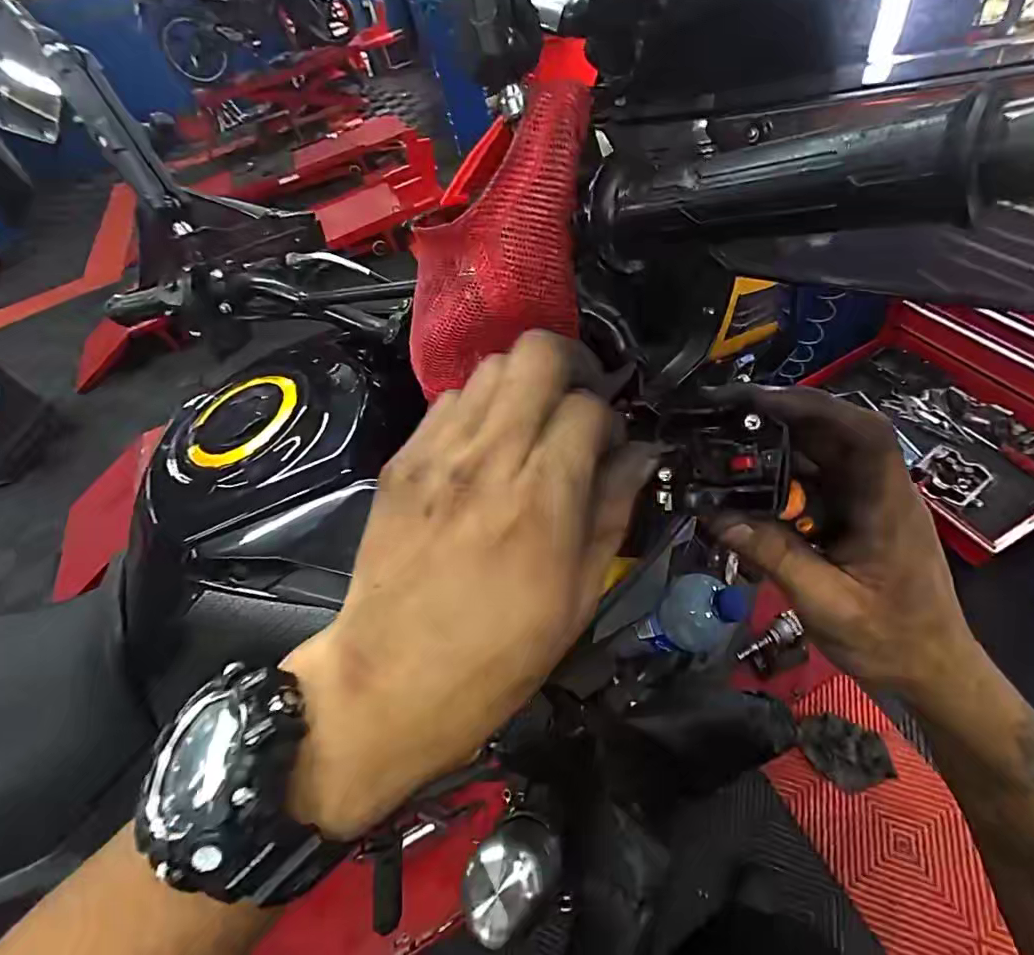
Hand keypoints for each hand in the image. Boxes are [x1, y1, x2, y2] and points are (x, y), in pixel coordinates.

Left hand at [282, 332, 657, 837]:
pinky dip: (480, 407)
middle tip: (579, 402)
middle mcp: (489, 457)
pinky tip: (486, 446)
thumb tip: (641, 453)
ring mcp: (438, 453)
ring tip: (532, 425)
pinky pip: (449, 400)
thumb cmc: (501, 652)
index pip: (589, 407)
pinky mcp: (401, 460)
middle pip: (537, 353)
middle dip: (572, 366)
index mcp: (542, 495)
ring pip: (491, 366)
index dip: (611, 419)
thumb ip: (614, 507)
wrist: (392, 680)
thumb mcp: (580, 591)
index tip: (610, 446)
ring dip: (523, 384)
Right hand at [709, 386, 978, 693]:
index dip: (815, 407)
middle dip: (783, 418)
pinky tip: (750, 487)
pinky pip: (815, 484)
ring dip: (778, 447)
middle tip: (728, 416)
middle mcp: (879, 491)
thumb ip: (776, 557)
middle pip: (836, 434)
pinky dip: (782, 478)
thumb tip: (718, 517)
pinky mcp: (853, 517)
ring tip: (730, 445)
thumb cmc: (892, 641)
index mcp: (887, 504)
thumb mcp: (828, 604)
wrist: (931, 671)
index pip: (864, 433)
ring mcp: (867, 503)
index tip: (762, 402)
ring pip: (822, 456)